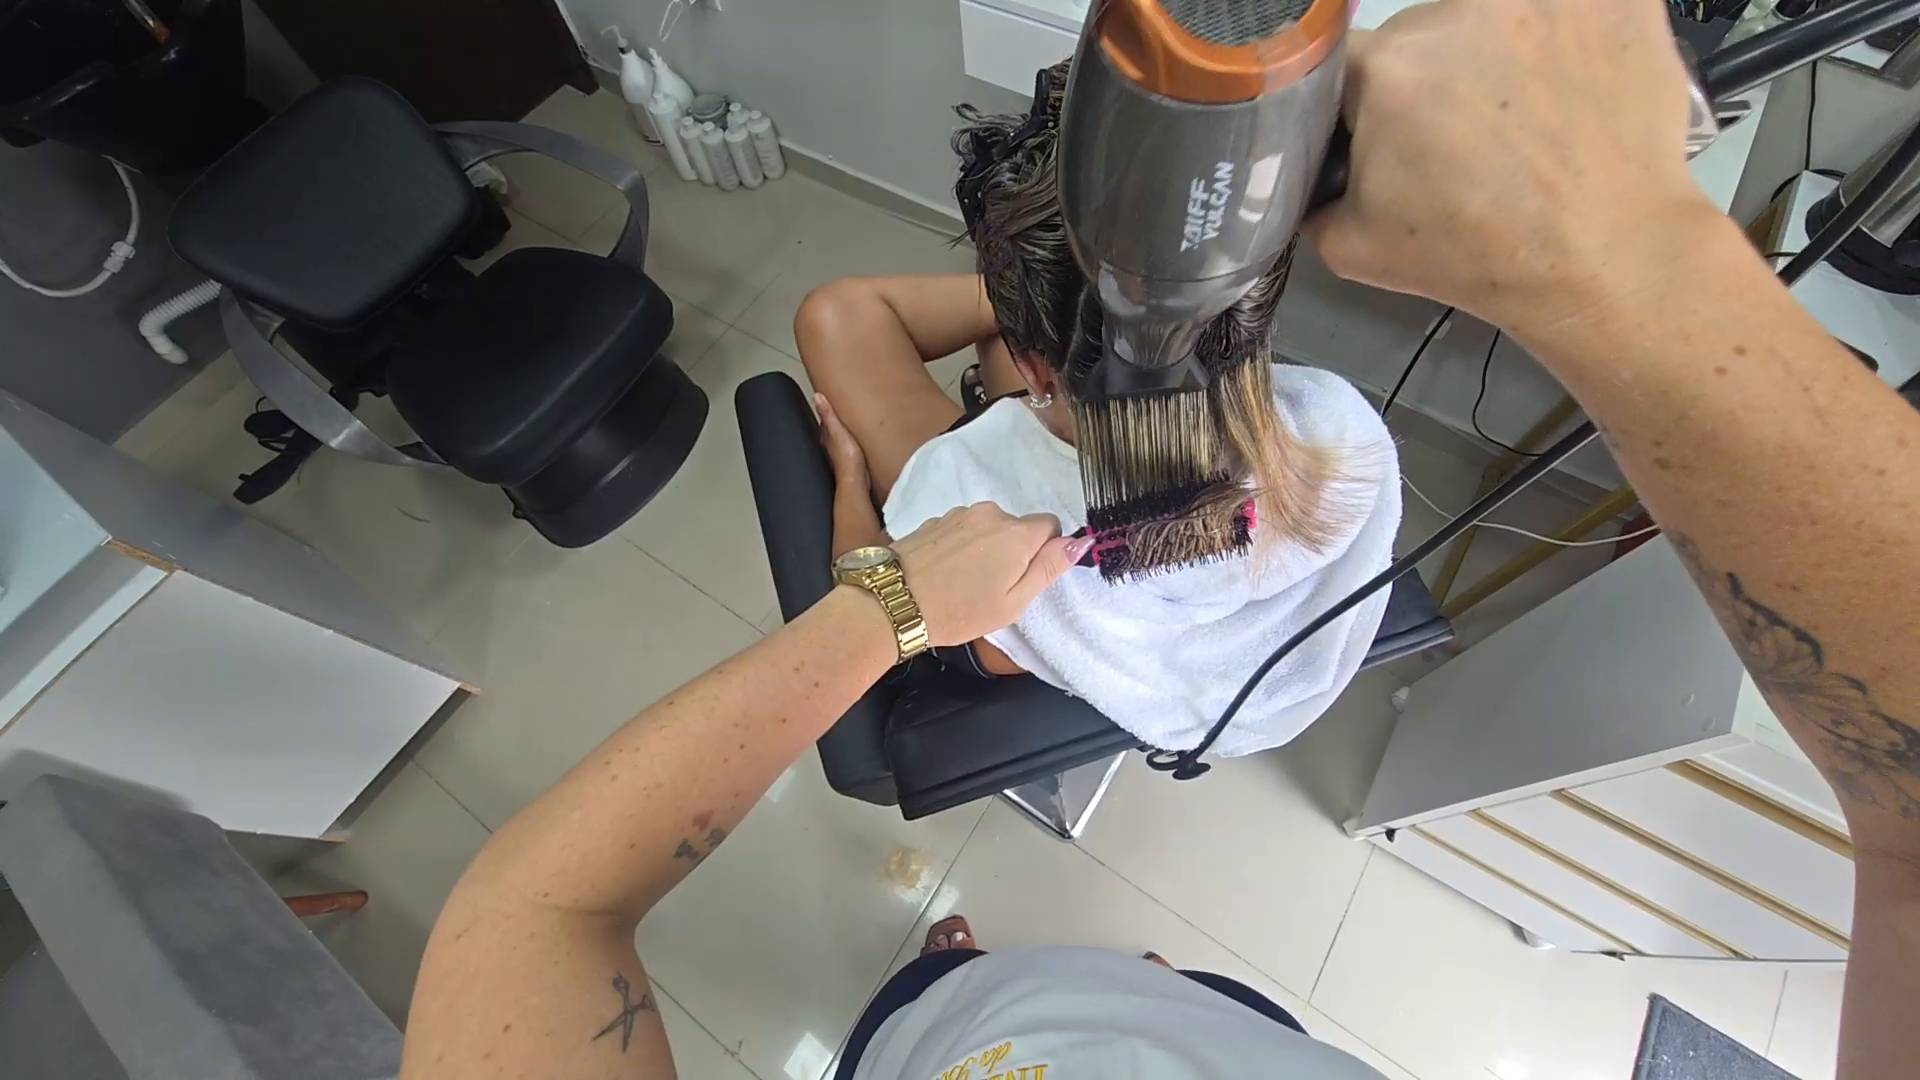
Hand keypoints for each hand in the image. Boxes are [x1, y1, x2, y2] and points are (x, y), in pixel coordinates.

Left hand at [815, 393, 869, 494]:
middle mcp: (829, 446)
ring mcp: (838, 456)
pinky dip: (847, 444)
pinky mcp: (848, 463)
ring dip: (838, 434)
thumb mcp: (838, 431)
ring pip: (836, 441)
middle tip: (835, 413)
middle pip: (828, 431)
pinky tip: (852, 444)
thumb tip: (816, 396)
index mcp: (826, 437)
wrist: (855, 481)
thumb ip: (828, 415)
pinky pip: (846, 450)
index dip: (825, 412)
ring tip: (844, 426)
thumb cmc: (848, 458)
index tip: (827, 402)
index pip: (822, 421)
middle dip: (831, 423)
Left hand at [890, 503, 1092, 645]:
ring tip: (964, 582)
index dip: (1044, 552)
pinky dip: (961, 546)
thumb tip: (1082, 541)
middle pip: (1017, 527)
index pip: (1050, 526)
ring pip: (988, 528)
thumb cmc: (959, 611)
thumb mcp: (1013, 602)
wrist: (893, 601)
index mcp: (1017, 534)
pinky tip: (945, 572)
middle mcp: (991, 513)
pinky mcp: (935, 520)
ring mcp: (959, 513)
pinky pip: (962, 529)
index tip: (1024, 578)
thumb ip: (1049, 568)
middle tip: (993, 588)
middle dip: (1013, 552)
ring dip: (985, 548)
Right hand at [1305, 0, 1722, 338]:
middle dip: (1412, 79)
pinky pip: (1551, 10)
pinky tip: (1552, 92)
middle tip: (1435, 137)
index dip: (1343, 104)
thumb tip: (1313, 172)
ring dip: (1475, 57)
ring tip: (1499, 114)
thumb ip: (1312, 196)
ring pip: (1479, 17)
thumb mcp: (1345, 245)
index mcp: (1387, 71)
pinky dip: (1543, 45)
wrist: (1591, 254)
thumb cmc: (1460, 254)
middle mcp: (1460, 11)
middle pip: (1411, 33)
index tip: (1360, 138)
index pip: (1337, 64)